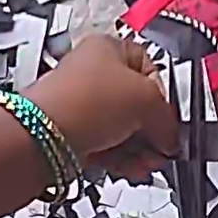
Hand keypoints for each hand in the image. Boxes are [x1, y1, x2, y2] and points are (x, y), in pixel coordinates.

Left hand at [22, 35, 178, 179]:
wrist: (43, 137)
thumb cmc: (82, 102)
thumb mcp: (146, 100)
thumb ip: (167, 118)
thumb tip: (172, 137)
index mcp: (108, 48)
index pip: (150, 68)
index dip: (165, 96)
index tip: (173, 119)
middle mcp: (90, 76)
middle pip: (134, 105)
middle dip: (152, 130)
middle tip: (163, 146)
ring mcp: (80, 109)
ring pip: (119, 131)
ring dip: (139, 149)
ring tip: (150, 162)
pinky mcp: (71, 139)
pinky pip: (104, 149)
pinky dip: (121, 159)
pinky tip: (134, 169)